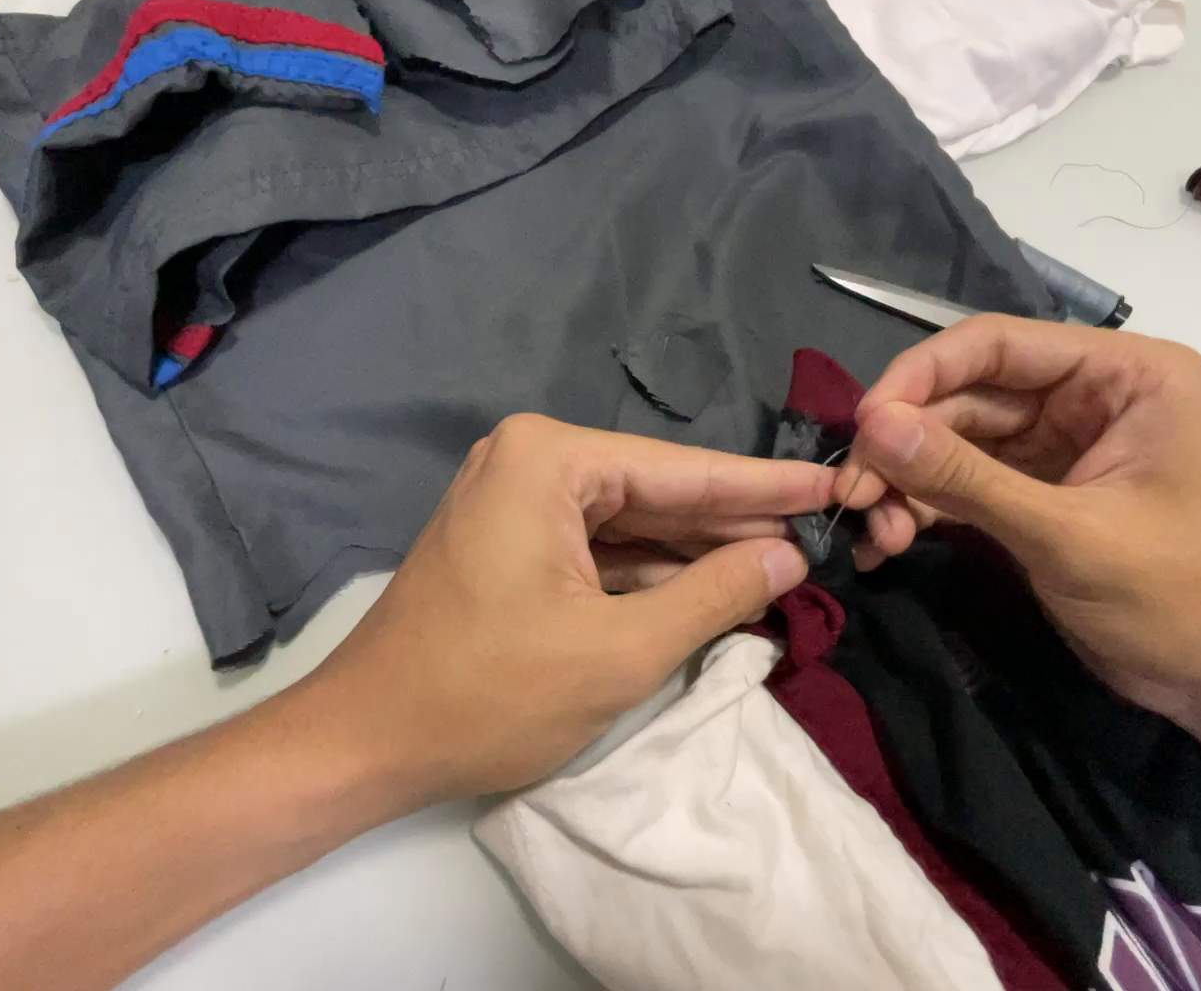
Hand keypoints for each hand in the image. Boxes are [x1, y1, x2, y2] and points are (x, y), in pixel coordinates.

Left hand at [291, 415, 825, 805]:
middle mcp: (531, 460)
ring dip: (697, 551)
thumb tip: (787, 558)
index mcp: (550, 459)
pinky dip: (650, 572)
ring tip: (783, 563)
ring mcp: (516, 499)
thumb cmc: (489, 694)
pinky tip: (713, 585)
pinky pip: (597, 547)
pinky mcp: (511, 540)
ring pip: (630, 522)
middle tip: (819, 535)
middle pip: (657, 492)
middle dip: (733, 523)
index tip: (834, 486)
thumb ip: (714, 594)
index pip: (682, 472)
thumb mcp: (620, 651)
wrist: (366, 741)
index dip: (765, 488)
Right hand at [835, 315, 1200, 726]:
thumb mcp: (1065, 534)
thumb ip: (963, 477)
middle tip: (850, 497)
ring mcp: (1057, 450)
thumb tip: (869, 425)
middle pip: (962, 400)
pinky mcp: (1036, 496)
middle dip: (902, 449)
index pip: (994, 345)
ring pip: (951, 446)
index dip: (917, 377)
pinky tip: (885, 545)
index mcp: (1120, 375)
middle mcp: (1084, 399)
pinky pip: (960, 488)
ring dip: (904, 488)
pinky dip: (920, 512)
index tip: (861, 426)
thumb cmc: (1186, 600)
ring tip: (871, 537)